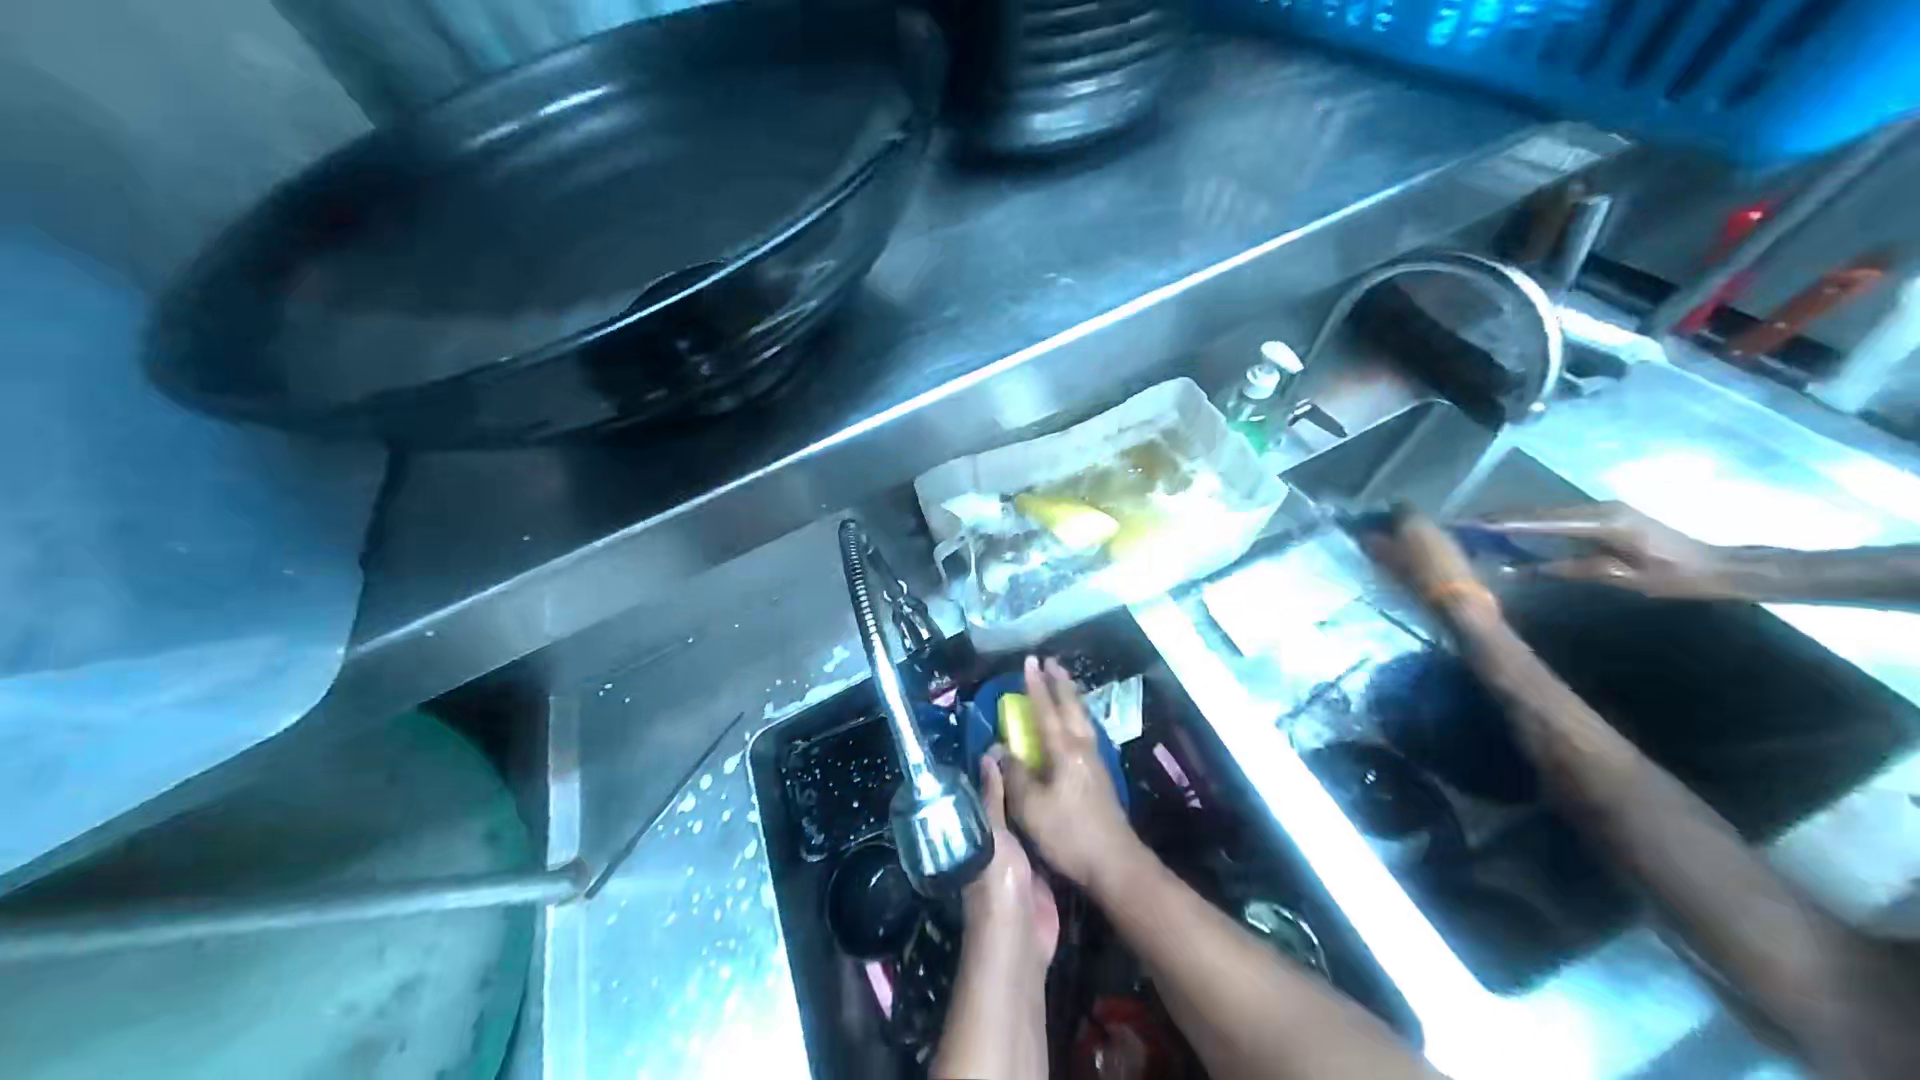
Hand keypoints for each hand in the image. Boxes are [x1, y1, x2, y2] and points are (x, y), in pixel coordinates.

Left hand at [962, 749, 1059, 969]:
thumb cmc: (996, 878)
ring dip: (1043, 809)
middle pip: (1013, 810)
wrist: (1020, 933)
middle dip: (1026, 788)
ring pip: (1033, 829)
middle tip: (1048, 753)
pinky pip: (1049, 849)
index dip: (1001, 772)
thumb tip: (987, 757)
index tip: (1018, 744)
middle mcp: (1000, 844)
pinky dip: (1057, 833)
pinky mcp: (1044, 878)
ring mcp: (1023, 862)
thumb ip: (992, 798)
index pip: (990, 794)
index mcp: (980, 831)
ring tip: (1061, 771)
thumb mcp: (991, 832)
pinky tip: (1071, 809)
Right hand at [1000, 655, 1142, 892]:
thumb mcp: (1031, 807)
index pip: (1047, 710)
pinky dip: (1075, 717)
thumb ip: (1013, 774)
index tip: (1030, 661)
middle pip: (1071, 707)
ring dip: (1070, 698)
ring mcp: (1095, 762)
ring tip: (1062, 685)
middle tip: (1051, 662)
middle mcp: (1082, 748)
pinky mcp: (1099, 777)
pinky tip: (1073, 725)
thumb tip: (1000, 748)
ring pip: (1082, 719)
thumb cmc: (1069, 834)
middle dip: (1060, 683)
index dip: (1036, 685)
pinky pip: (1085, 733)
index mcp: (1064, 751)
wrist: (1114, 863)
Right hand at [1359, 504, 1501, 628]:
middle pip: (1412, 518)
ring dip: (1411, 539)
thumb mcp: (1387, 558)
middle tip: (1381, 539)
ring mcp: (1449, 538)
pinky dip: (1423, 550)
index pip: (1397, 505)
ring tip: (1397, 554)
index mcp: (1415, 519)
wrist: (1457, 598)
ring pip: (1425, 532)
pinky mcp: (1459, 554)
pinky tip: (1416, 564)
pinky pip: (1435, 545)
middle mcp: (1434, 523)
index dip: (1383, 512)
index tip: (1370, 523)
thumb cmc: (1417, 574)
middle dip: (1397, 527)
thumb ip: (1375, 543)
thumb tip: (1365, 534)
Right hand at [1483, 501, 1734, 598]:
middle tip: (1464, 523)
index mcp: (1604, 523)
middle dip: (1499, 517)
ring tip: (1478, 525)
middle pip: (1539, 512)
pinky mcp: (1604, 514)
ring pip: (1545, 511)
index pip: (1542, 521)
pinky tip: (1511, 526)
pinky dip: (1530, 520)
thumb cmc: (1676, 578)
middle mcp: (1599, 508)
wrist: (1722, 567)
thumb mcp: (1624, 578)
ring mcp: (1602, 508)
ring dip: (1511, 517)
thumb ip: (1572, 569)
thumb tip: (1520, 568)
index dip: (1505, 523)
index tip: (1472, 525)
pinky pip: (1557, 515)